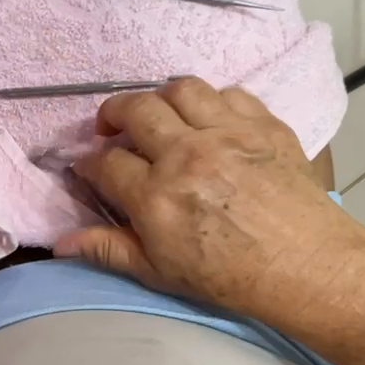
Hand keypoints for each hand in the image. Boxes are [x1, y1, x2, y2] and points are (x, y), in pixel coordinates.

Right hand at [54, 78, 364, 321]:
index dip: (88, 163)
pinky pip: (229, 93)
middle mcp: (186, 155)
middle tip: (110, 128)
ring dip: (160, 98)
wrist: (303, 265)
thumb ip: (107, 248)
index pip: (105, 162)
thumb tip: (61, 243)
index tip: (87, 168)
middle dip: (113, 114)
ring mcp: (228, 134)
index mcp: (155, 196)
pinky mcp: (264, 125)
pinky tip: (205, 122)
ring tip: (157, 117)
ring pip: (181, 89)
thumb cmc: (224, 276)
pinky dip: (209, 101)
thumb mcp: (156, 271)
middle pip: (137, 109)